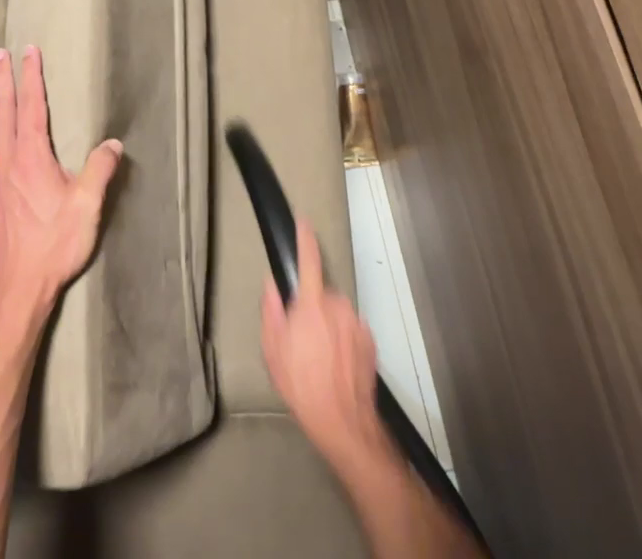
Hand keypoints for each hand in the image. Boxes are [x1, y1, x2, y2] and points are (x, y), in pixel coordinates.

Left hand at [0, 45, 123, 316]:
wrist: (14, 286)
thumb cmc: (53, 247)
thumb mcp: (87, 209)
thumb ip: (99, 172)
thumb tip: (112, 143)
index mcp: (33, 157)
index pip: (33, 107)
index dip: (31, 77)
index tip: (29, 51)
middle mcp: (5, 159)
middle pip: (3, 109)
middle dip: (3, 77)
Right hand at [262, 219, 389, 465]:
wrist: (342, 420)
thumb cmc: (300, 385)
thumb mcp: (272, 350)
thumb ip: (271, 311)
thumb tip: (272, 286)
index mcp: (311, 305)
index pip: (309, 262)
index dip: (305, 239)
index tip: (303, 222)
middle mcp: (338, 307)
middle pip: (321, 293)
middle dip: (311, 307)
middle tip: (299, 336)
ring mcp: (357, 323)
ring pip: (337, 312)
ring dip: (328, 324)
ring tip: (318, 355)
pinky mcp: (370, 341)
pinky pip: (351, 328)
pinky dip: (343, 338)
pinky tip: (335, 362)